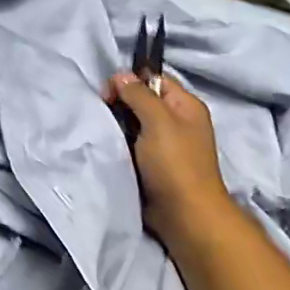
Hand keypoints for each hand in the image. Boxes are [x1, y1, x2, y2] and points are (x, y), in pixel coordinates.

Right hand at [106, 73, 232, 239]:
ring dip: (118, 125)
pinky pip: (131, 143)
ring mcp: (164, 143)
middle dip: (121, 103)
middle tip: (103, 113)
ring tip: (103, 130)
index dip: (131, 80)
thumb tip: (120, 76)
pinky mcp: (151, 162)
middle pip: (143, 100)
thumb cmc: (174, 163)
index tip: (108, 93)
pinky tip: (109, 146)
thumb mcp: (158, 121)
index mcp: (185, 106)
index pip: (155, 79)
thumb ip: (139, 95)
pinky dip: (119, 143)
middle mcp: (177, 121)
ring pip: (134, 123)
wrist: (182, 213)